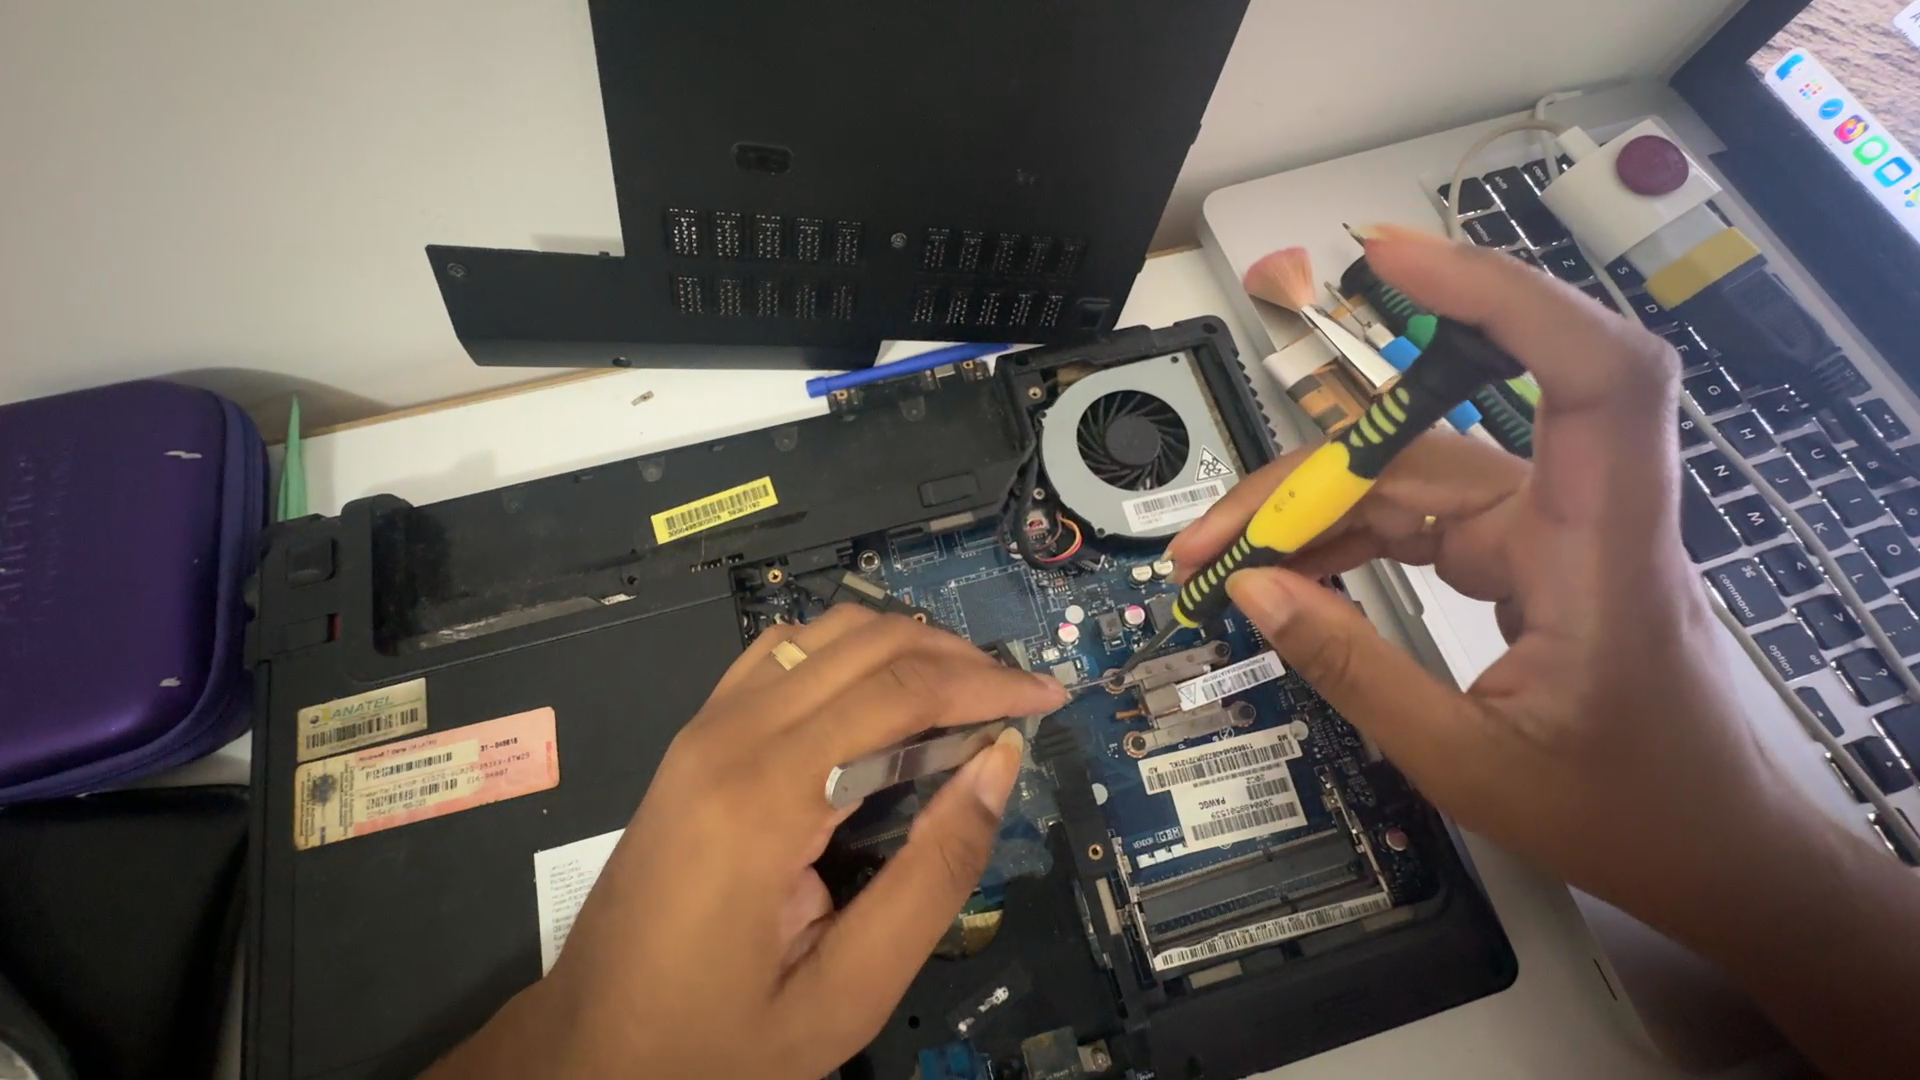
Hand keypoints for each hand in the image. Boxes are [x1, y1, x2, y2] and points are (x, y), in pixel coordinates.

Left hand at [424, 605, 1067, 1079]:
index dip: (985, 684)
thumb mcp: (849, 990)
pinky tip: (880, 684)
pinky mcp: (697, 732)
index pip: (900, 694)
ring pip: (825, 631)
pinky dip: (847, 646)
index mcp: (767, 794)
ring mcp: (706, 724)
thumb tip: (999, 763)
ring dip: (905, 643)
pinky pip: (781, 650)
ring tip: (964, 686)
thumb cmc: (719, 1042)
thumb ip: (936, 872)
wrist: (589, 1053)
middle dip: (957, 656)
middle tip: (1016, 693)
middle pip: (869, 645)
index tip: (1047, 695)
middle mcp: (731, 733)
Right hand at [1175, 224, 1772, 901]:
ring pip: (1400, 486)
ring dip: (1303, 520)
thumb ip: (1352, 669)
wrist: (1717, 855)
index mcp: (1601, 555)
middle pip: (1420, 452)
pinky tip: (1281, 574)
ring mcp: (1540, 531)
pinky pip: (1408, 524)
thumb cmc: (1624, 814)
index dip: (1497, 298)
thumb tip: (1253, 588)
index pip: (1588, 377)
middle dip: (1298, 488)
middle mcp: (1572, 517)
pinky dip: (1337, 543)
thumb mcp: (1465, 761)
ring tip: (1221, 566)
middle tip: (1206, 546)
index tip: (1392, 262)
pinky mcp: (1515, 555)